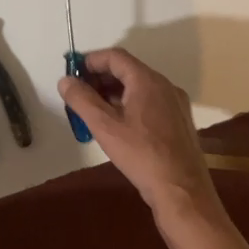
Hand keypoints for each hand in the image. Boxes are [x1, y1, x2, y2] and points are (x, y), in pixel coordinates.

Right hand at [58, 49, 218, 216]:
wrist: (182, 191)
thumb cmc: (141, 155)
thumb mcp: (104, 126)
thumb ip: (81, 99)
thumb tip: (65, 81)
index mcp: (148, 81)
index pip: (115, 57)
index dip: (90, 61)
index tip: (71, 74)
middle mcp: (165, 86)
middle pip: (127, 70)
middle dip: (99, 77)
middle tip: (78, 94)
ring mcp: (175, 104)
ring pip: (138, 87)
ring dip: (112, 92)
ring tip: (92, 111)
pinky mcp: (178, 122)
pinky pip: (149, 102)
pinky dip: (128, 104)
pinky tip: (116, 125)